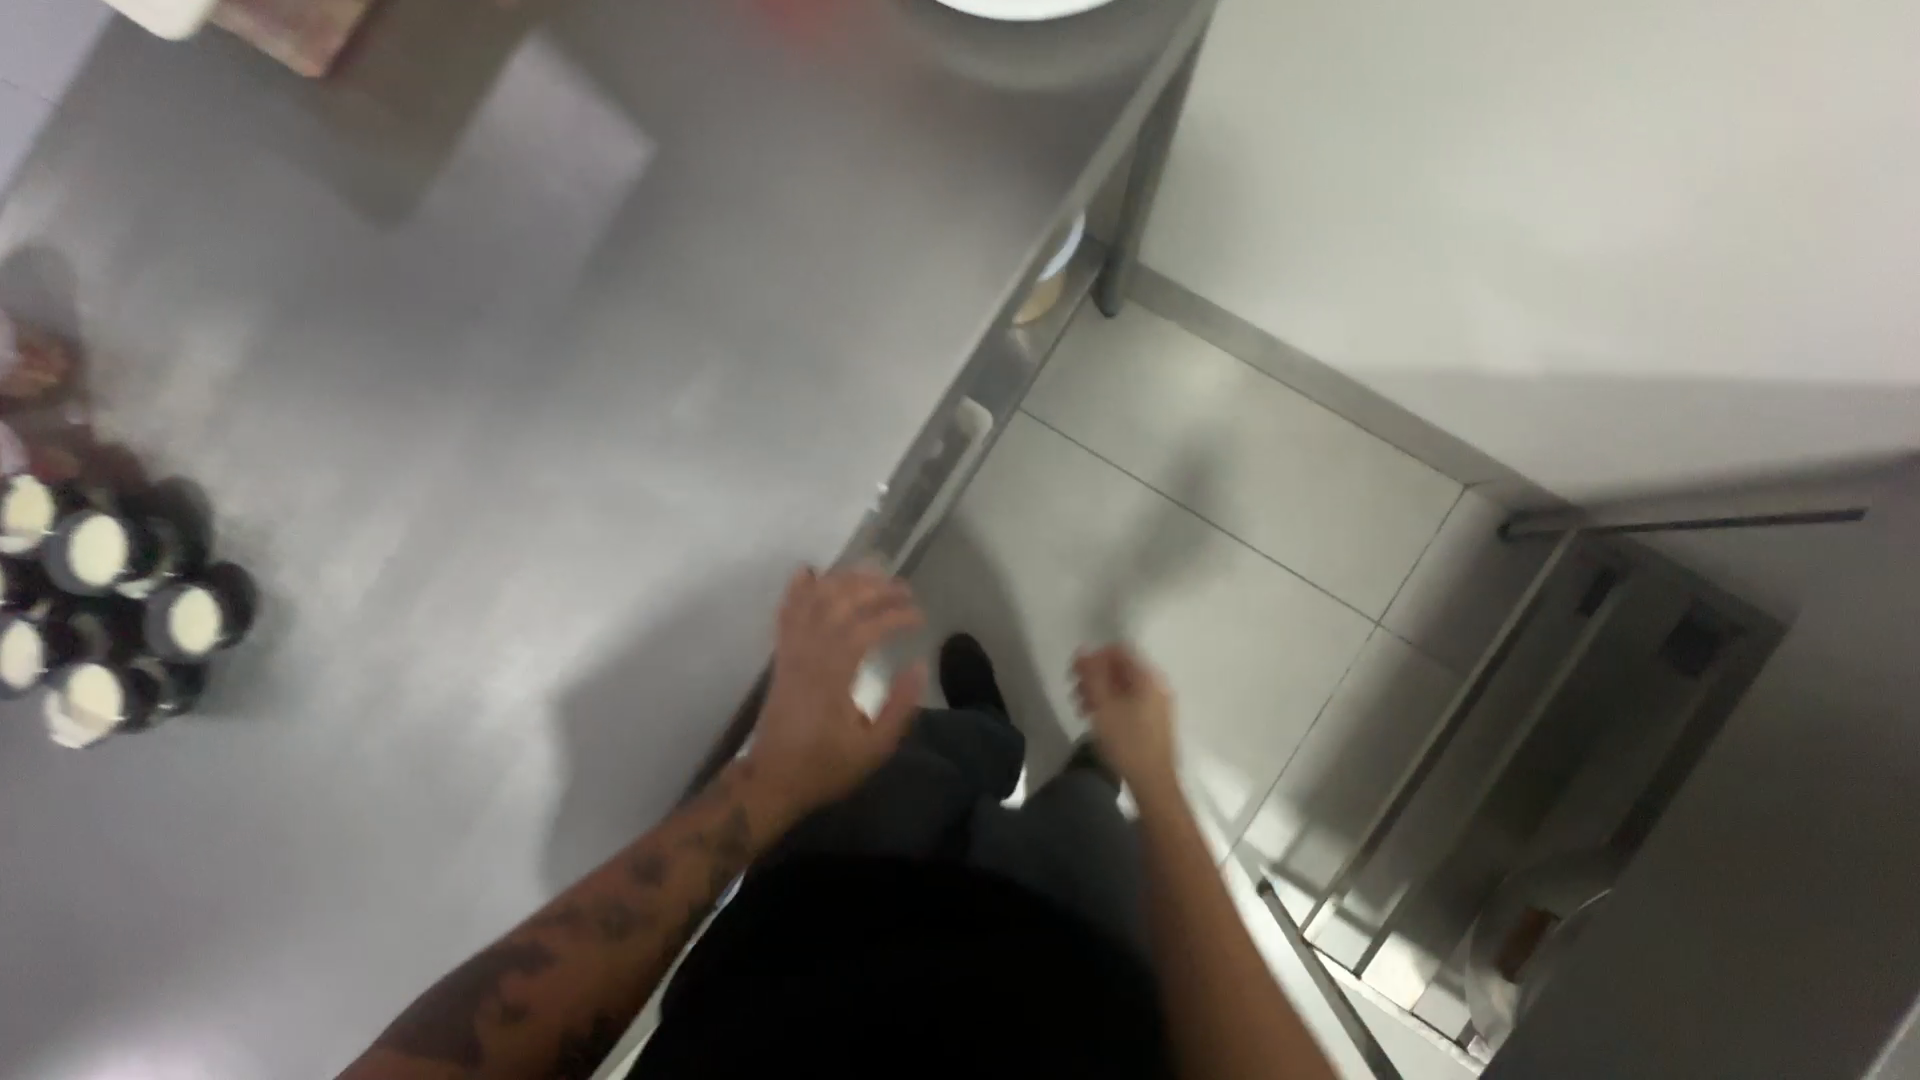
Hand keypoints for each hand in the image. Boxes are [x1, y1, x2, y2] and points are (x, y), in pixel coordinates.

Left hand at [746, 565, 926, 821]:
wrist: (773, 779)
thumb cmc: (826, 766)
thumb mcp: (874, 749)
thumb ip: (899, 707)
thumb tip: (918, 666)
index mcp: (832, 677)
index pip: (866, 629)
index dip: (895, 616)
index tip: (920, 618)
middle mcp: (808, 655)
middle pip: (839, 604)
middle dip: (875, 589)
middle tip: (905, 590)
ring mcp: (790, 653)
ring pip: (813, 601)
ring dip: (843, 581)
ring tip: (873, 574)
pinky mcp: (781, 656)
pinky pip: (787, 613)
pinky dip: (797, 590)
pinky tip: (809, 572)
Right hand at [1072, 645, 1177, 797]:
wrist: (1153, 783)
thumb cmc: (1127, 742)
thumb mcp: (1103, 706)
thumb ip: (1092, 675)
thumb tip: (1082, 651)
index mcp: (1148, 677)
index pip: (1118, 650)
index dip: (1094, 658)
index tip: (1075, 674)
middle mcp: (1156, 685)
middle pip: (1120, 668)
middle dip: (1094, 677)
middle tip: (1075, 693)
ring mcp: (1158, 704)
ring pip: (1123, 686)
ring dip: (1100, 692)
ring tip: (1082, 709)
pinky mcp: (1154, 721)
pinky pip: (1129, 701)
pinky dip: (1111, 704)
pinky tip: (1097, 720)